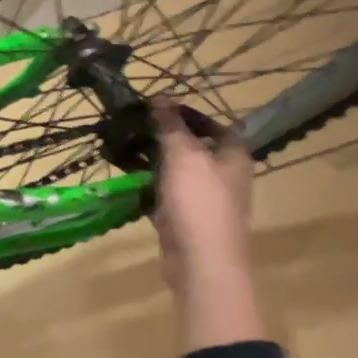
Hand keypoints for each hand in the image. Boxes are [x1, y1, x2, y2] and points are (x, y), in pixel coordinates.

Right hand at [151, 98, 265, 349]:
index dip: (187, 115)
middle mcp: (224, 174)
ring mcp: (205, 199)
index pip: (213, 125)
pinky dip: (149, 189)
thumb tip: (160, 97)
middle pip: (194, 148)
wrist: (202, 260)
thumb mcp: (184, 157)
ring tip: (124, 153)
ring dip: (153, 164)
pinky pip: (165, 196)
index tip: (155, 109)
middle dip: (165, 139)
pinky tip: (128, 185)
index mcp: (233, 155)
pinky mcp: (186, 219)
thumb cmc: (199, 202)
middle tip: (133, 130)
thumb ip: (171, 127)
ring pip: (177, 173)